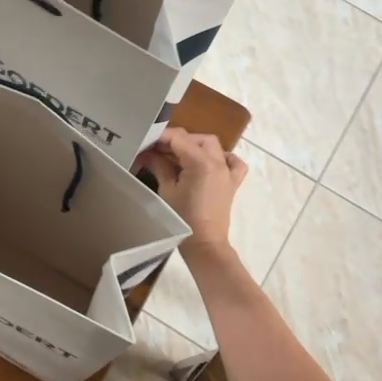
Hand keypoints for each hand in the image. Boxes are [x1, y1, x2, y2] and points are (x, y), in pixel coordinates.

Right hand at [134, 128, 247, 253]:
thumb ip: (159, 167)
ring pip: (214, 147)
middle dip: (178, 140)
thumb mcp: (167, 190)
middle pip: (197, 139)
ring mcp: (228, 172)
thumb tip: (147, 153)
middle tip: (160, 150)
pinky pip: (234, 163)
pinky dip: (224, 158)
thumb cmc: (182, 218)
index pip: (179, 138)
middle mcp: (218, 162)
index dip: (162, 137)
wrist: (205, 243)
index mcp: (201, 162)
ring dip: (197, 146)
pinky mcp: (232, 183)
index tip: (147, 142)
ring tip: (180, 156)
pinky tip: (211, 163)